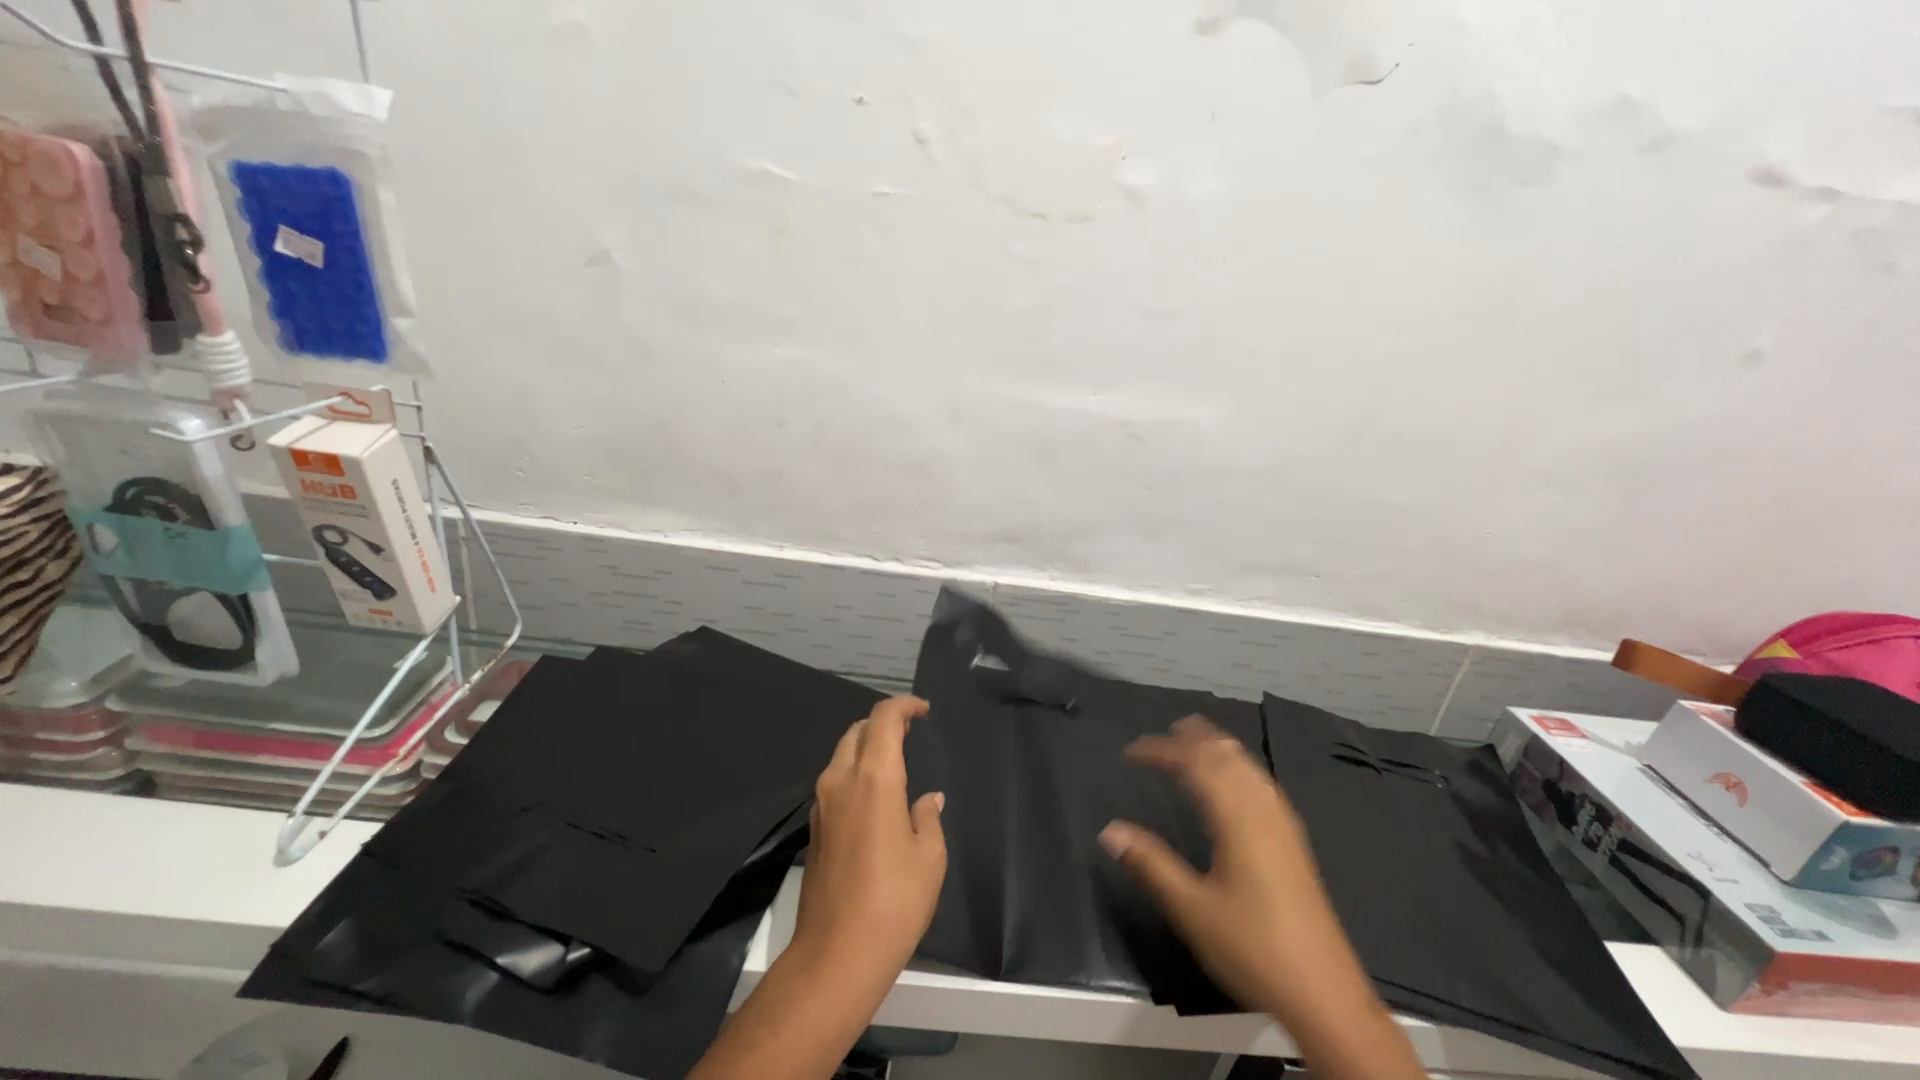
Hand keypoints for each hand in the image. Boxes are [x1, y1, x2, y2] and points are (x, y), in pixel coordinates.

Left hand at [792, 696, 947, 984]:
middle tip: (910, 732)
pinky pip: (834, 784)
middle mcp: (840, 782)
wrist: (838, 951)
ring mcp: (821, 806)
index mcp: (873, 779)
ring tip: (895, 762)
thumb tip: (927, 800)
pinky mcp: (814, 829)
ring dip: (866, 749)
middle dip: (882, 724)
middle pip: (856, 732)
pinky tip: (876, 798)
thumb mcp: (929, 857)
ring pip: (841, 757)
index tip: (923, 711)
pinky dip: (855, 775)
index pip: (883, 720)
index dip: (903, 706)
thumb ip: (927, 818)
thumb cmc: (895, 900)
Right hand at [1099, 715, 1354, 1023]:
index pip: (1196, 765)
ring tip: (1196, 743)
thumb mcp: (1191, 909)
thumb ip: (1150, 864)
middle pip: (1229, 758)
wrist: (1323, 991)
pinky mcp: (1294, 846)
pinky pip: (1263, 786)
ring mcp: (1285, 828)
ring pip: (1251, 769)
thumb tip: (1110, 830)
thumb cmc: (1251, 947)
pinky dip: (1240, 769)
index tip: (1130, 751)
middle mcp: (1264, 813)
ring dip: (1220, 750)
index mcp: (1237, 820)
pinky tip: (1236, 785)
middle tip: (1164, 731)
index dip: (1162, 751)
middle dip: (1196, 739)